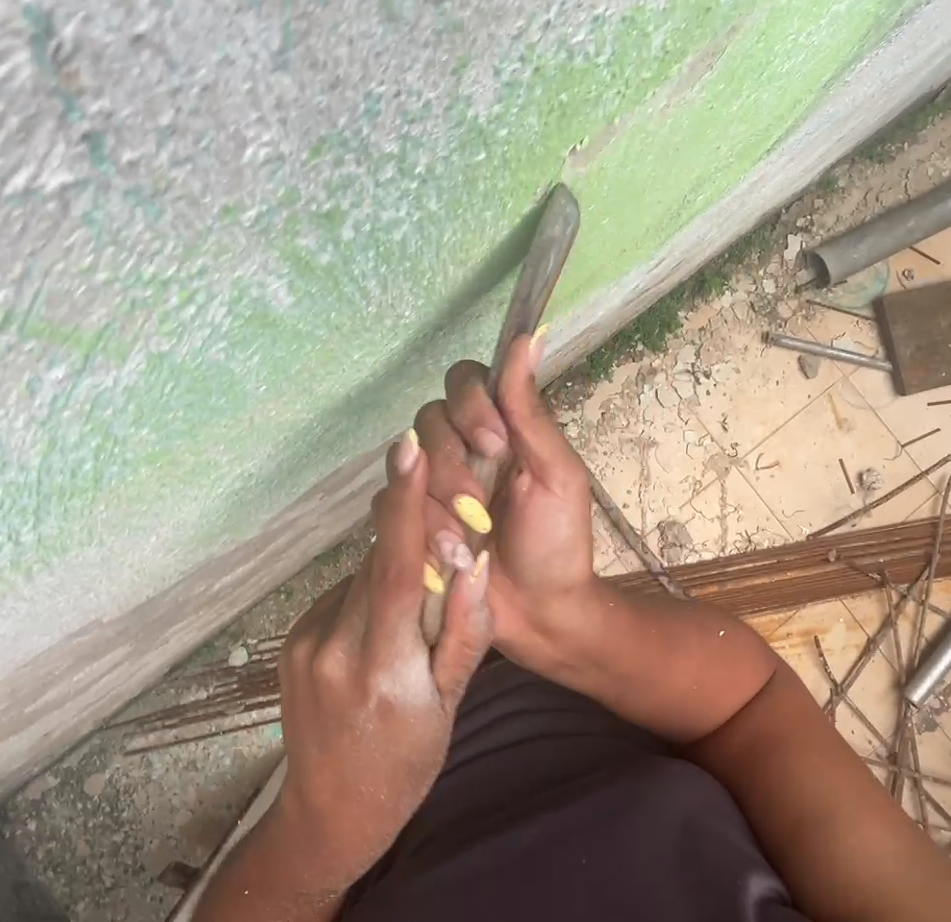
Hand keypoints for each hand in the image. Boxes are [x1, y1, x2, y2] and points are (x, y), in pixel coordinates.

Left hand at [271, 428, 492, 889]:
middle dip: (416, 539)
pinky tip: (380, 634)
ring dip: (394, 573)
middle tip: (446, 548)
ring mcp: (304, 640)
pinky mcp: (293, 637)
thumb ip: (465, 630)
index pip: (397, 569)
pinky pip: (344, 593)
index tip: (407, 448)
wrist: (330, 812)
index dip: (404, 504)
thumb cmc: (407, 761)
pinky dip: (371, 595)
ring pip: (363, 575)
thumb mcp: (450, 704)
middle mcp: (334, 646)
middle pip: (381, 562)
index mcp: (384, 667)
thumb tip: (474, 560)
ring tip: (409, 625)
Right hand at [413, 334, 597, 663]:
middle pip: (429, 421)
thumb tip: (528, 335)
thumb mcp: (555, 473)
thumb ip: (530, 410)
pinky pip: (391, 505)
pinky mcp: (413, 519)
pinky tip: (445, 555)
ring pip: (407, 464)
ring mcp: (433, 484)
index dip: (471, 406)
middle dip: (452, 466)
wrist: (542, 614)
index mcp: (500, 426)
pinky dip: (416, 528)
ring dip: (436, 504)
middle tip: (482, 508)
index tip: (496, 444)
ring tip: (467, 543)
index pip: (465, 380)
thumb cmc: (558, 541)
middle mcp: (461, 446)